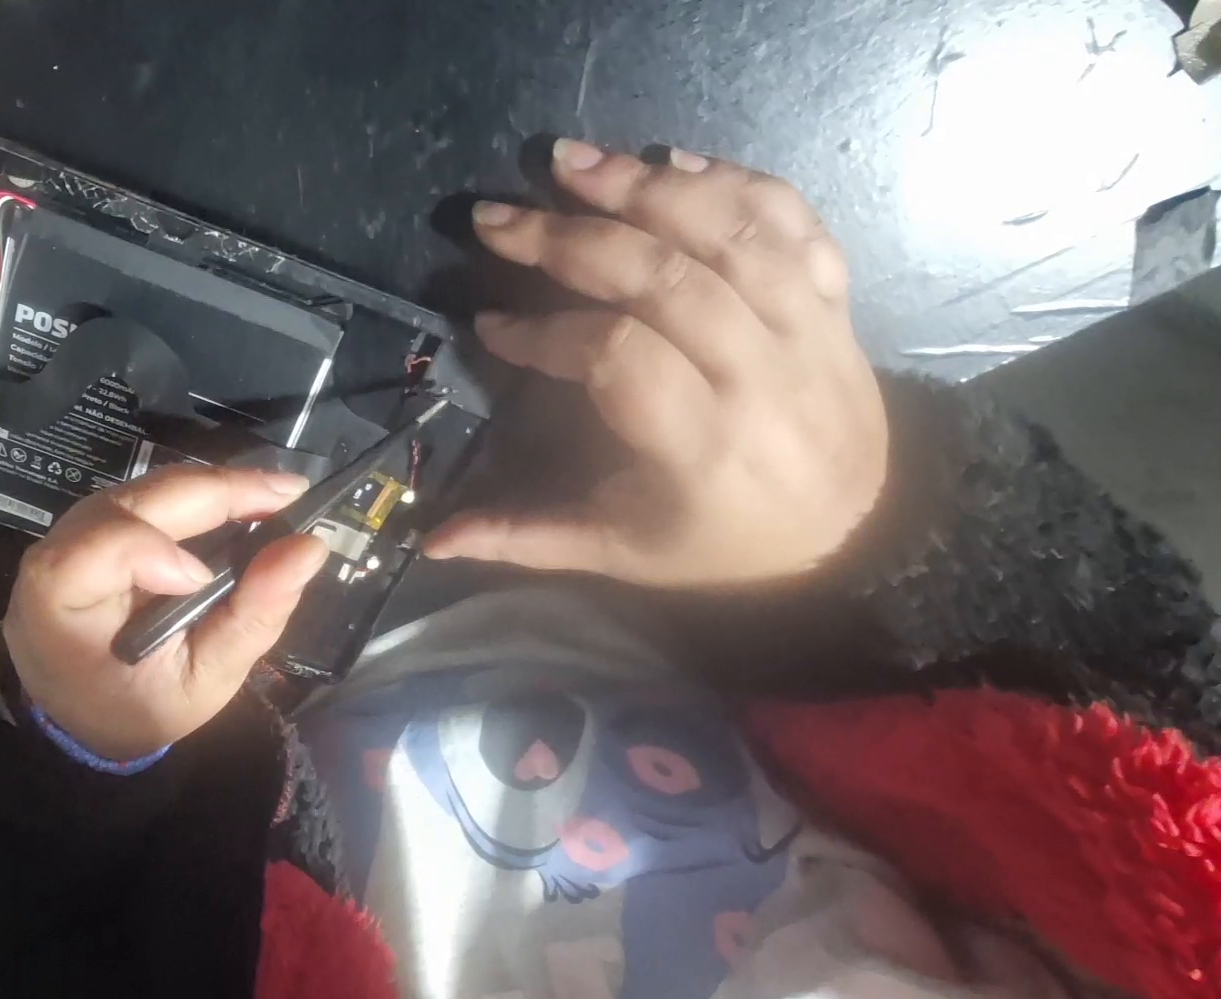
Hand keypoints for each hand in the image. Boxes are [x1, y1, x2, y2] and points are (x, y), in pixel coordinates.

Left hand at [3, 465, 329, 760]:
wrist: (92, 714)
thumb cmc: (143, 706)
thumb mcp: (204, 681)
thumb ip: (252, 617)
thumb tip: (308, 547)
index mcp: (61, 603)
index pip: (100, 550)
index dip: (154, 549)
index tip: (204, 579)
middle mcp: (57, 553)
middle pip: (137, 502)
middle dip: (220, 491)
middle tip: (292, 493)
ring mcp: (74, 531)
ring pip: (147, 488)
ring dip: (214, 488)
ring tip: (273, 498)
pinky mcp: (97, 524)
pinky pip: (150, 495)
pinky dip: (199, 496)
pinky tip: (240, 501)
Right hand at [426, 142, 888, 587]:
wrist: (853, 538)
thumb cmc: (716, 547)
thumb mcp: (615, 551)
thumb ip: (523, 538)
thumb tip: (431, 540)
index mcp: (698, 443)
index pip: (615, 356)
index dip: (542, 333)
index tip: (489, 326)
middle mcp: (760, 374)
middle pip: (662, 277)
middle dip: (569, 240)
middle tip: (496, 219)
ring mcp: (807, 328)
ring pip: (726, 232)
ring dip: (641, 187)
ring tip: (567, 161)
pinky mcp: (834, 303)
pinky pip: (790, 220)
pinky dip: (731, 180)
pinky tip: (669, 160)